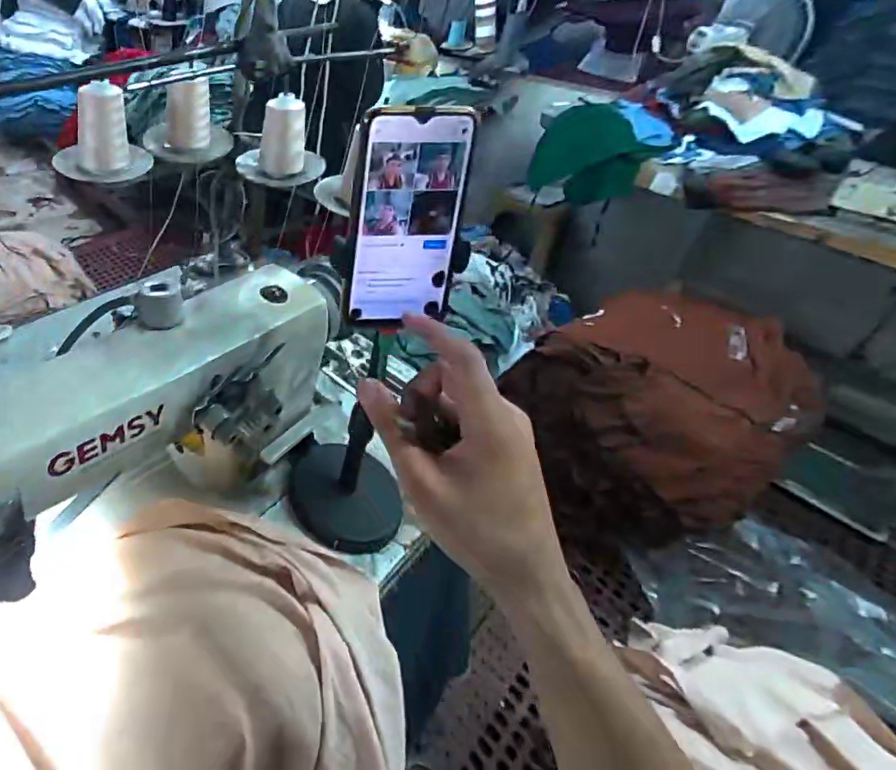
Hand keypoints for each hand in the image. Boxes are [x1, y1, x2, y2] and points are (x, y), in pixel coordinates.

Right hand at [359, 314, 567, 599]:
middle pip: (451, 379)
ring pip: (457, 399)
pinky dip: (447, 428)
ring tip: (425, 463)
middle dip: (419, 397)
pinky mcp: (512, 441)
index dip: (432, 332)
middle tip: (405, 440)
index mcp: (490, 419)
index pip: (460, 356)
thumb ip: (392, 428)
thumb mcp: (420, 481)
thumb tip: (366, 384)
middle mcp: (506, 413)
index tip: (403, 320)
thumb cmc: (473, 531)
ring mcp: (512, 427)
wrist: (528, 575)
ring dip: (431, 417)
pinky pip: (471, 416)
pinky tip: (442, 466)